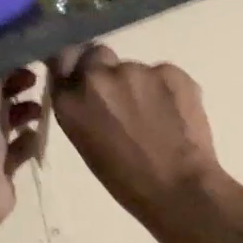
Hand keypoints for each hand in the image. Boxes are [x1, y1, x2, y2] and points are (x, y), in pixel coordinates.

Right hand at [46, 45, 221, 218]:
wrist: (179, 189)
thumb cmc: (128, 182)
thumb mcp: (89, 145)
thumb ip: (84, 111)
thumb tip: (94, 96)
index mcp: (70, 101)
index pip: (62, 59)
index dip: (75, 65)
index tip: (84, 75)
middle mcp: (98, 77)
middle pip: (97, 54)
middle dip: (107, 69)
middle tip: (124, 97)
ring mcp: (136, 70)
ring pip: (135, 68)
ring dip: (141, 85)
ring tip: (158, 118)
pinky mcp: (171, 71)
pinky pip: (165, 75)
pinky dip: (169, 90)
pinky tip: (177, 117)